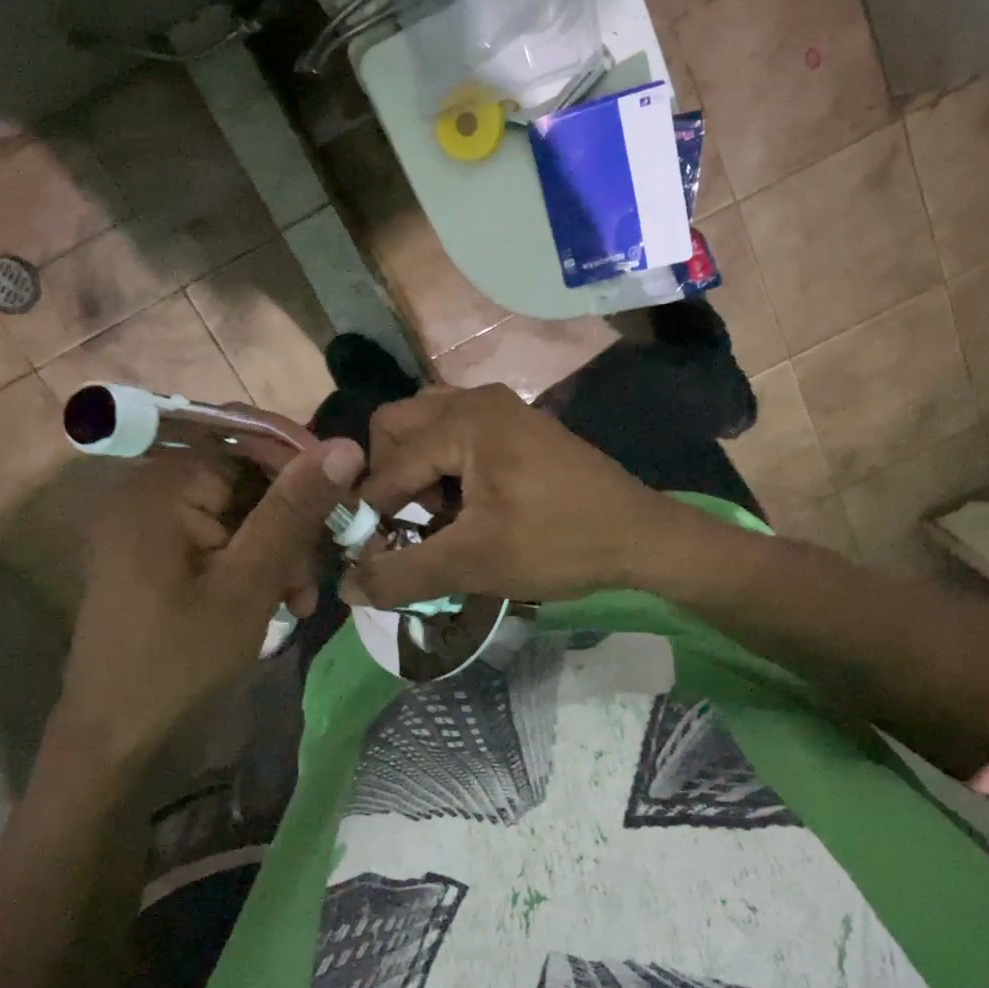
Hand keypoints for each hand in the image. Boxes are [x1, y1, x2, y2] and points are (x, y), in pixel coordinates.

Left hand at [56, 439, 364, 761]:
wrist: (115, 738)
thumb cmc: (181, 658)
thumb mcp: (250, 581)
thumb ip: (294, 509)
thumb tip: (345, 444)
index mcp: (165, 483)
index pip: (248, 435)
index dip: (303, 461)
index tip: (349, 499)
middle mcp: (154, 490)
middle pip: (246, 473)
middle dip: (293, 516)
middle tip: (326, 563)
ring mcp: (155, 524)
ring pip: (242, 509)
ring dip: (281, 546)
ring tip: (301, 597)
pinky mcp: (161, 555)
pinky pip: (222, 537)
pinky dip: (256, 562)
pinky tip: (281, 601)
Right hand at [342, 384, 682, 607]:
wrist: (641, 537)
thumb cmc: (559, 543)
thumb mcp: (474, 564)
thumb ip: (404, 574)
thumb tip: (347, 588)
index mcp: (465, 421)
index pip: (388, 465)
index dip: (370, 515)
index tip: (366, 555)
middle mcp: (477, 399)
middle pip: (397, 427)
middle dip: (388, 478)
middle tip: (402, 526)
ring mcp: (502, 408)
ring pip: (426, 426)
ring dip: (415, 469)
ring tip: (433, 517)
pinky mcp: (518, 425)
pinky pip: (457, 433)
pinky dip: (444, 465)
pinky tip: (463, 508)